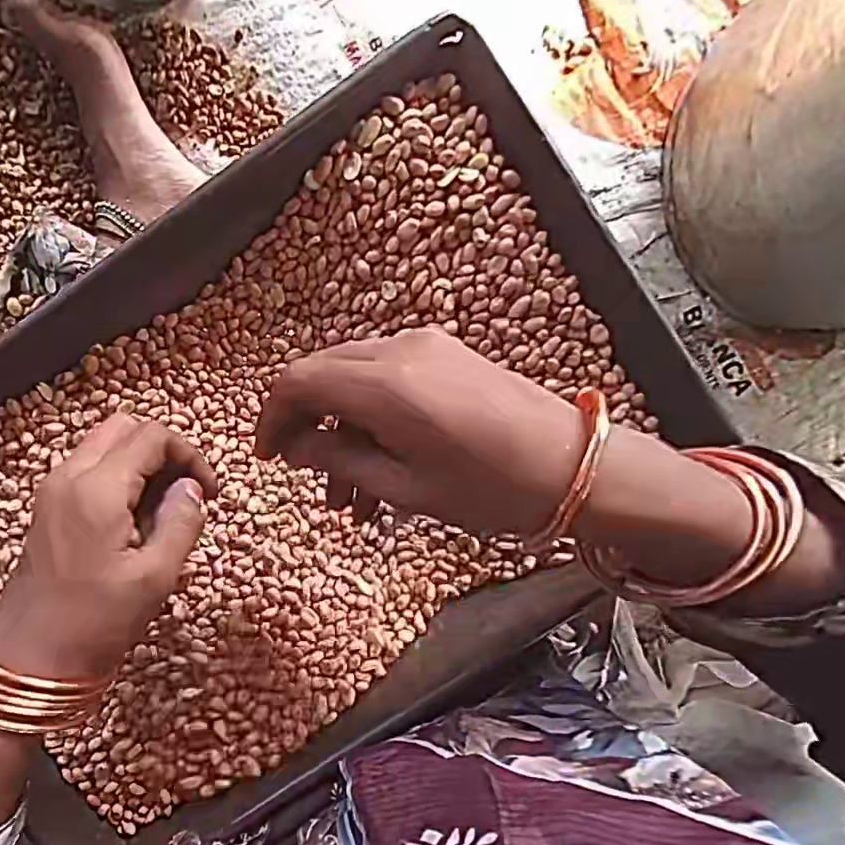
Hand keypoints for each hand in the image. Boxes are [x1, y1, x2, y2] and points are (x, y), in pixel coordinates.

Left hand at [0, 413, 217, 680]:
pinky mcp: (46, 509)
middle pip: (124, 428)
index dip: (190, 456)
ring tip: (163, 512)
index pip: (152, 436)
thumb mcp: (155, 577)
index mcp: (96, 488)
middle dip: (164, 451)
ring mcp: (51, 491)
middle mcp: (68, 476)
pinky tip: (134, 522)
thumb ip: (181, 522)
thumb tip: (191, 488)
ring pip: (104, 446)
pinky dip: (118, 479)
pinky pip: (88, 471)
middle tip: (186, 492)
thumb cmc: (96, 623)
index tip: (208, 493)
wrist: (32, 660)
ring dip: (140, 464)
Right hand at [254, 328, 586, 533]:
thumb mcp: (404, 487)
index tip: (268, 457)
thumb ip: (339, 459)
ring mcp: (426, 347)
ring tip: (350, 498)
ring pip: (353, 380)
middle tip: (306, 476)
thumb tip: (296, 446)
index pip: (297, 382)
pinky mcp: (445, 354)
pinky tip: (379, 467)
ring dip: (341, 430)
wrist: (576, 466)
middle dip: (305, 425)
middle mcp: (399, 350)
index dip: (272, 418)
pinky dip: (370, 418)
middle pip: (321, 374)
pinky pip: (387, 379)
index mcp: (384, 384)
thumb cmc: (491, 488)